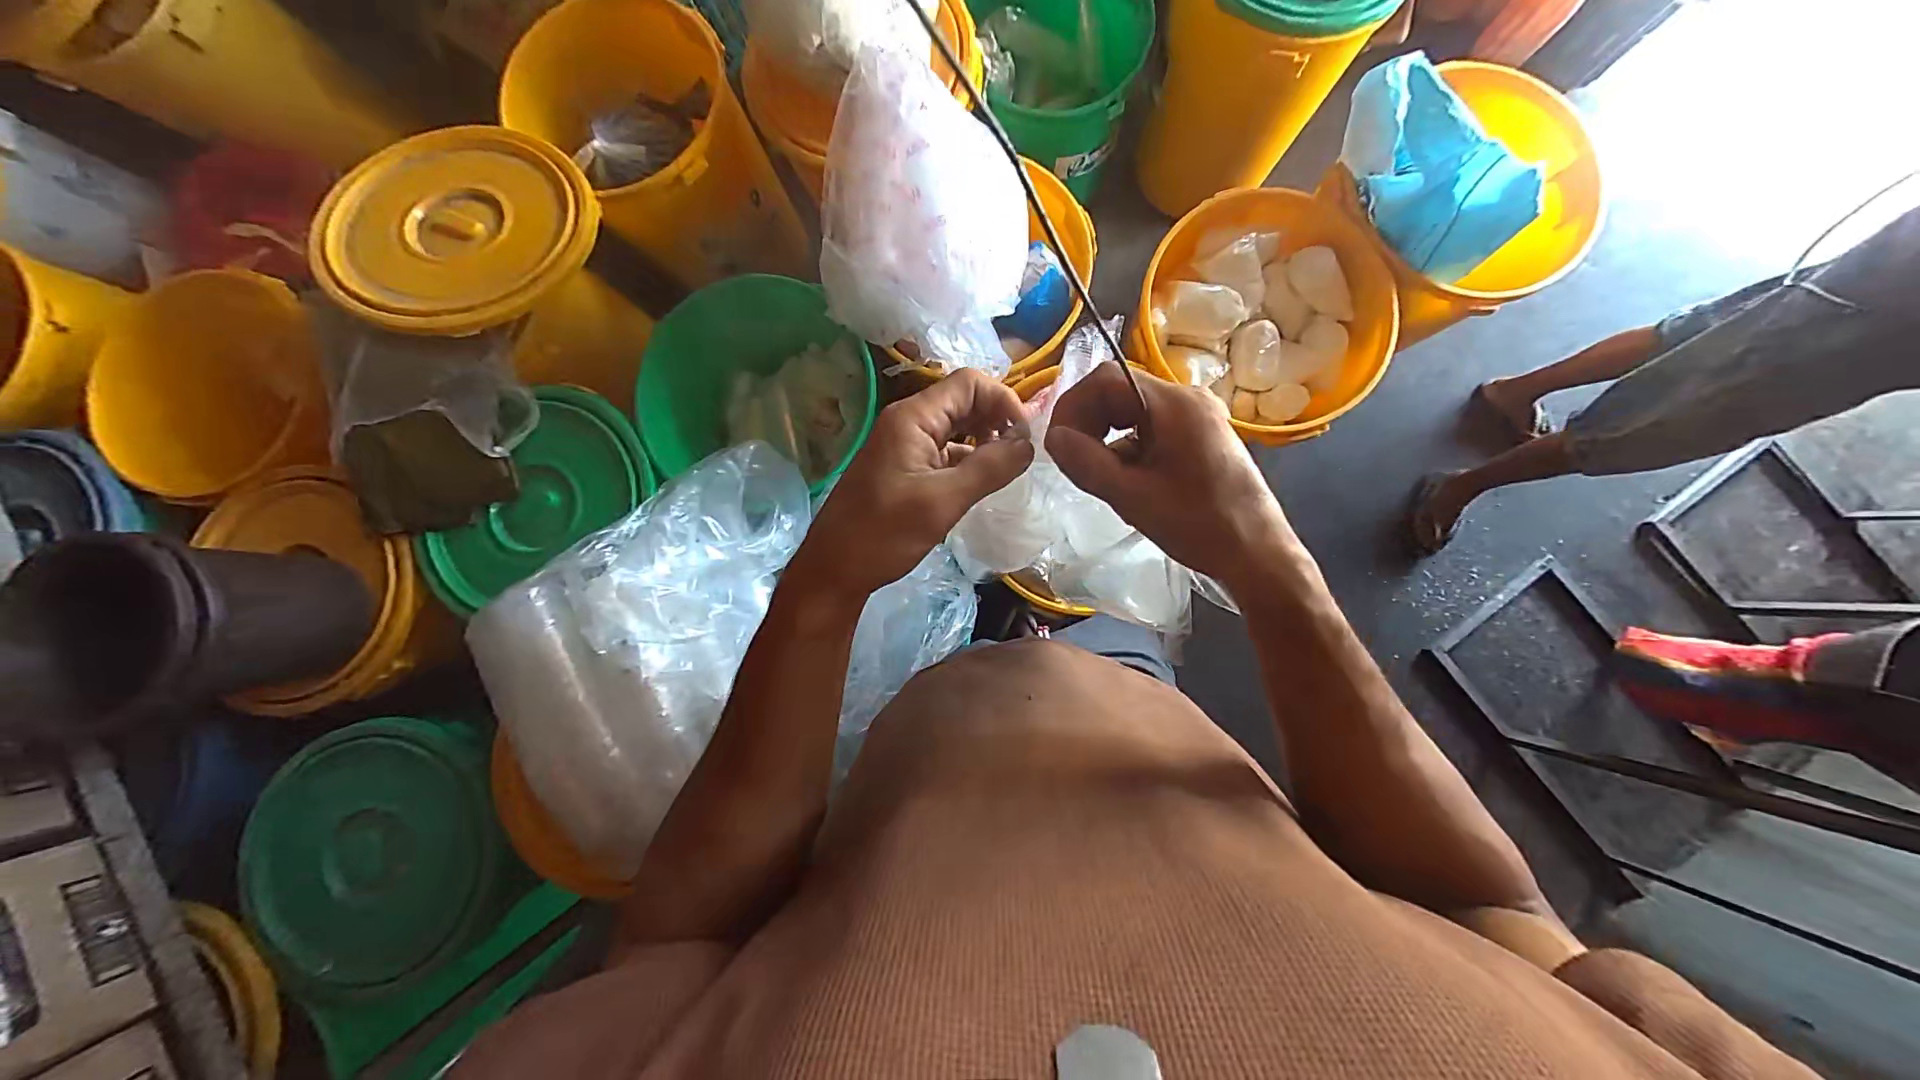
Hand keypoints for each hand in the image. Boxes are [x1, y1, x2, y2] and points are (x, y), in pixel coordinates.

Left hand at [791, 369, 1033, 597]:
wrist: (834, 569)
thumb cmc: (883, 534)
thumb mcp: (943, 501)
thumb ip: (989, 468)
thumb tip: (1029, 443)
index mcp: (913, 418)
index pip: (970, 383)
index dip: (1004, 402)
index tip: (1025, 438)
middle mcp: (909, 422)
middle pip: (964, 402)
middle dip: (997, 420)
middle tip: (1023, 455)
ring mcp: (905, 445)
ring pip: (957, 428)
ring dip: (985, 442)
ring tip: (1009, 470)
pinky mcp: (905, 468)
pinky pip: (945, 452)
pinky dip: (968, 461)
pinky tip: (983, 483)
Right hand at [1046, 362, 1301, 593]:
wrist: (1257, 553)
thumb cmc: (1197, 523)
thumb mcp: (1131, 495)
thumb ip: (1085, 461)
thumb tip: (1053, 436)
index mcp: (1174, 404)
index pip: (1107, 378)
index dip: (1073, 404)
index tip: (1057, 442)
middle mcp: (1188, 400)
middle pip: (1119, 392)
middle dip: (1089, 423)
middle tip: (1073, 461)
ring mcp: (1198, 418)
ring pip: (1133, 413)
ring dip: (1107, 438)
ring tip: (1099, 477)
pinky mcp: (1201, 438)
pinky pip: (1152, 430)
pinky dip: (1129, 449)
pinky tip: (1127, 482)